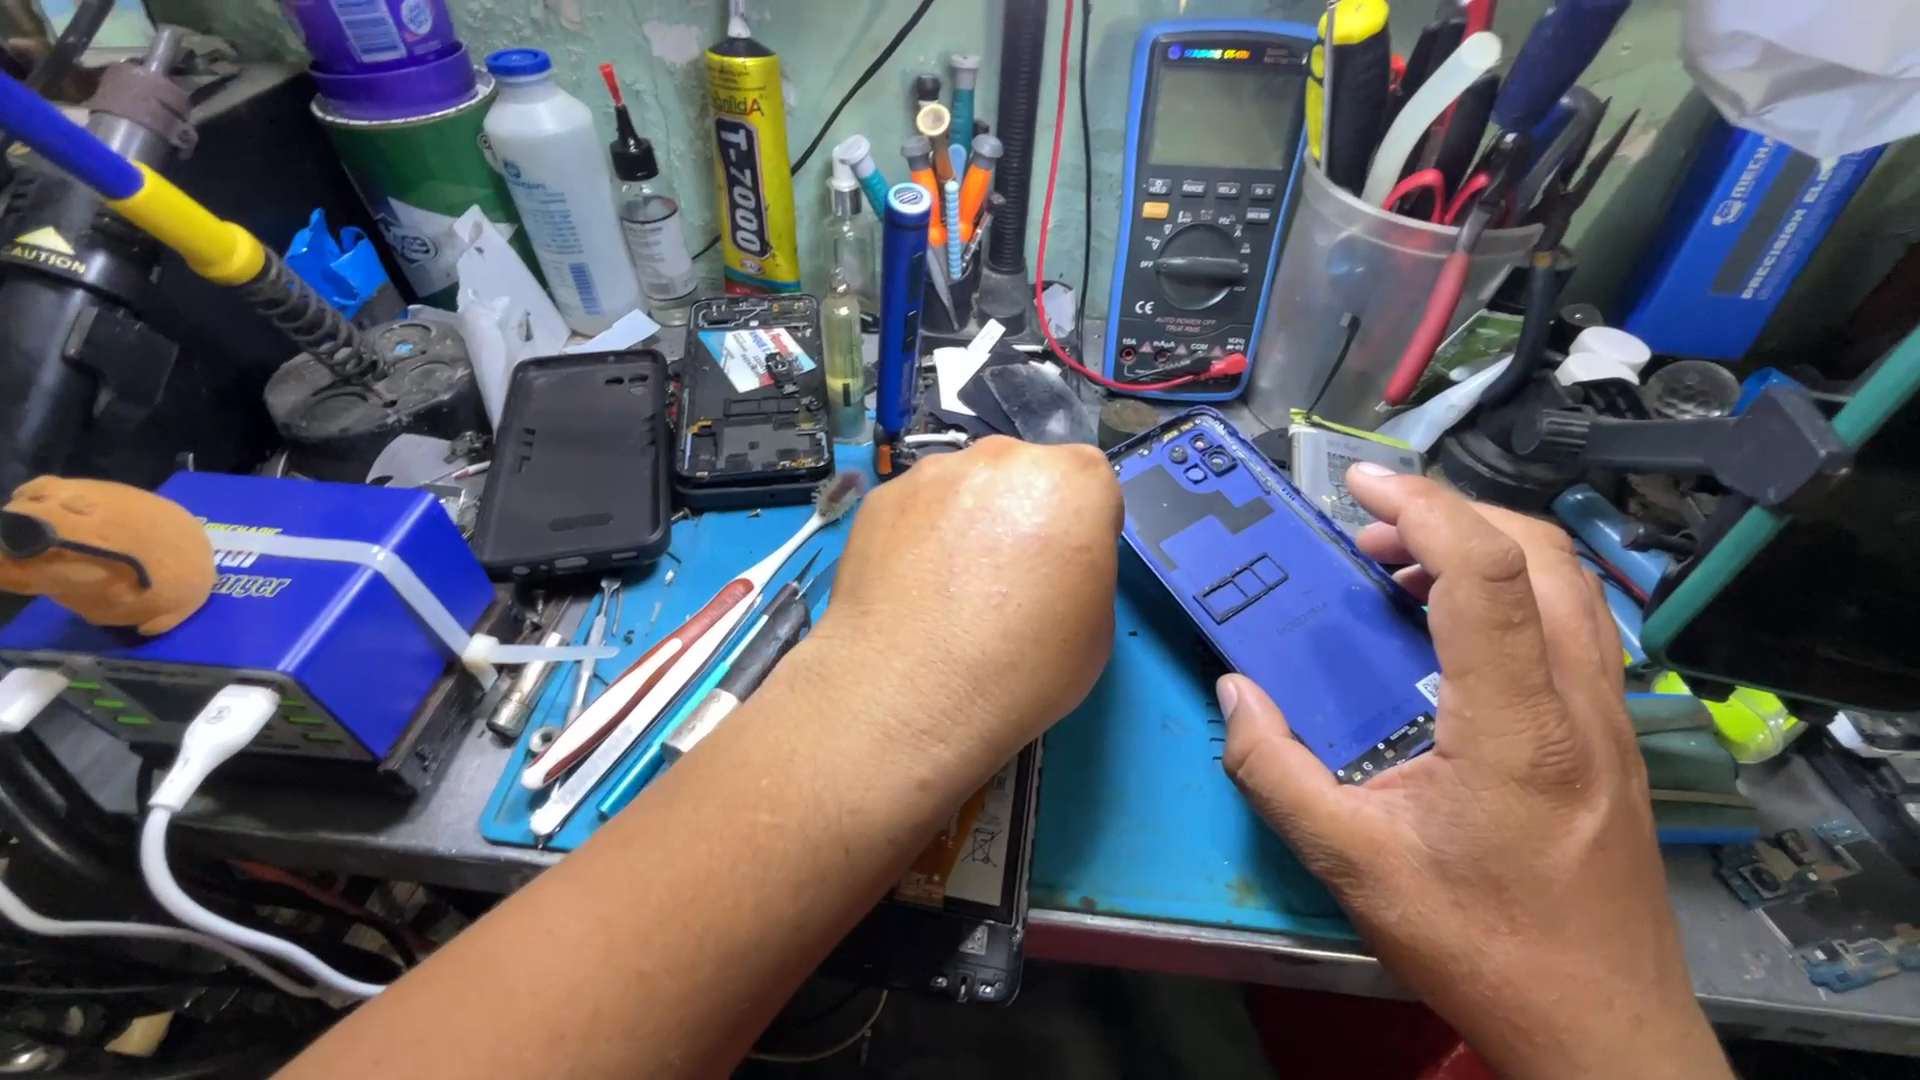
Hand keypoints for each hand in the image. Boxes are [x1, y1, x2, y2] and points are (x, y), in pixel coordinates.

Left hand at [807, 437, 1122, 771]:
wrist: (910, 695)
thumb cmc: (1022, 669)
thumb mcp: (1096, 628)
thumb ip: (1082, 568)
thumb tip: (1052, 564)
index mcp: (1073, 482)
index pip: (1091, 486)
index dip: (1081, 528)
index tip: (1064, 568)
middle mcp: (1002, 460)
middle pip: (1023, 477)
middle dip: (1021, 513)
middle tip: (1004, 578)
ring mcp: (933, 474)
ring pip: (964, 489)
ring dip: (966, 521)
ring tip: (947, 587)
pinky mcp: (881, 498)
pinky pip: (914, 510)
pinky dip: (916, 537)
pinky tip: (909, 589)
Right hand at [1221, 465, 1728, 1079]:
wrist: (1600, 1028)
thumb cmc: (1479, 943)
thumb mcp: (1349, 864)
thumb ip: (1273, 771)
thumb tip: (1233, 693)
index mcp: (1516, 727)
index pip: (1486, 574)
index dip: (1424, 510)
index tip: (1360, 487)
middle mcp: (1579, 705)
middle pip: (1542, 556)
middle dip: (1450, 515)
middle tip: (1368, 528)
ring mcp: (1608, 718)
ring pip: (1569, 584)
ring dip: (1482, 549)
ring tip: (1397, 566)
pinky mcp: (1610, 736)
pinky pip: (1569, 624)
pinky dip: (1506, 591)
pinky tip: (1444, 628)